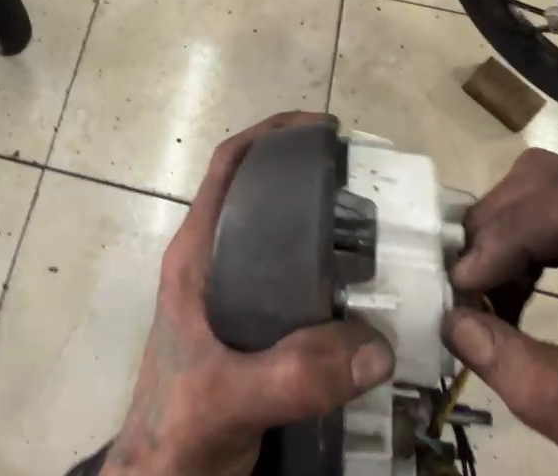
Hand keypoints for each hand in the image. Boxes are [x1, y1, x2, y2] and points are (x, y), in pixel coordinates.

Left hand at [104, 113, 395, 475]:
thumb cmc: (176, 428)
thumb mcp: (229, 398)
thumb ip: (293, 374)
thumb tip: (374, 344)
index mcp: (196, 257)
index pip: (228, 169)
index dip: (269, 136)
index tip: (322, 130)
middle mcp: (214, 265)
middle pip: (262, 200)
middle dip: (310, 182)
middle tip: (369, 187)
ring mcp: (232, 299)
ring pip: (282, 246)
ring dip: (324, 234)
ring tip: (381, 238)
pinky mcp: (252, 332)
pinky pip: (298, 292)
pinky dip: (330, 283)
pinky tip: (366, 300)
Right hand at [445, 149, 557, 475]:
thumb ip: (538, 387)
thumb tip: (452, 320)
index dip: (521, 230)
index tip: (465, 279)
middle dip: (504, 226)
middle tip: (462, 284)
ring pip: (557, 187)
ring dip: (506, 233)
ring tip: (479, 292)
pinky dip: (520, 246)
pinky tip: (505, 292)